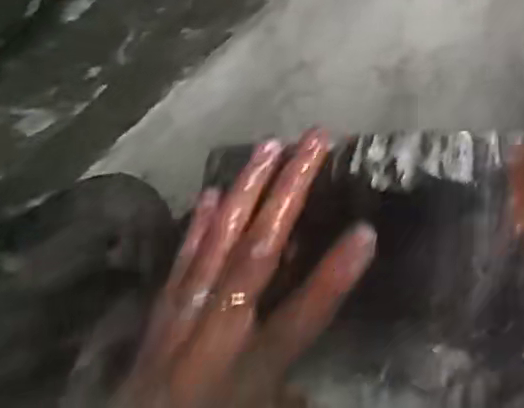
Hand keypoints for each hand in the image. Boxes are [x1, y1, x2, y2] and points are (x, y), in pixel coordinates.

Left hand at [119, 130, 375, 407]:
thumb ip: (286, 395)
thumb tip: (309, 384)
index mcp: (249, 370)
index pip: (300, 316)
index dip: (334, 275)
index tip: (366, 231)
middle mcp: (215, 333)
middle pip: (257, 253)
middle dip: (289, 191)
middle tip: (314, 140)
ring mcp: (181, 317)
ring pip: (218, 242)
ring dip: (246, 189)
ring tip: (269, 144)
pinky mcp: (158, 316)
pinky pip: (181, 261)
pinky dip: (198, 225)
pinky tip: (211, 191)